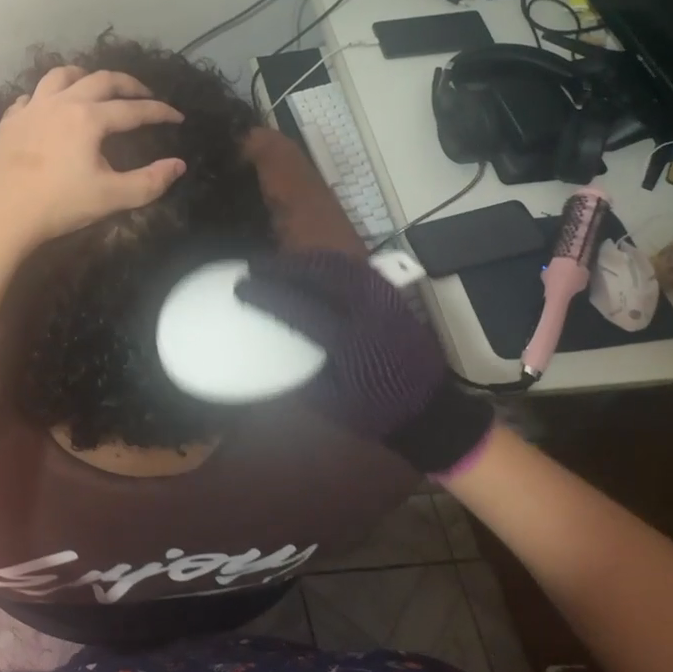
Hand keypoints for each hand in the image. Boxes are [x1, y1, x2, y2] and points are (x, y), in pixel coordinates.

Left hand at [0, 66, 185, 249]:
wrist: (2, 215)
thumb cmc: (59, 205)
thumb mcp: (112, 197)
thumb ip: (150, 181)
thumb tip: (177, 165)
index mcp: (88, 118)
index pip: (133, 109)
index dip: (159, 111)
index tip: (177, 117)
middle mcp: (61, 102)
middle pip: (100, 79)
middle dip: (127, 84)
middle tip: (143, 94)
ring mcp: (31, 108)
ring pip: (60, 76)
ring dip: (84, 76)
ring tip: (95, 86)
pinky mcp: (9, 121)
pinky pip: (31, 97)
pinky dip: (46, 96)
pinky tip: (49, 108)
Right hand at [235, 250, 492, 474]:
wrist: (432, 410)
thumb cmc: (376, 410)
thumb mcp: (328, 400)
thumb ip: (298, 368)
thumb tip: (267, 347)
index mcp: (348, 342)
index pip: (297, 307)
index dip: (266, 294)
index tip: (241, 288)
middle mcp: (366, 312)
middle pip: (317, 273)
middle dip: (282, 267)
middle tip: (255, 268)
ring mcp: (382, 300)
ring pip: (338, 265)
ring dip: (303, 261)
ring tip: (280, 265)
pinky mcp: (392, 297)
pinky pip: (356, 269)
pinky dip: (328, 264)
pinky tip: (312, 268)